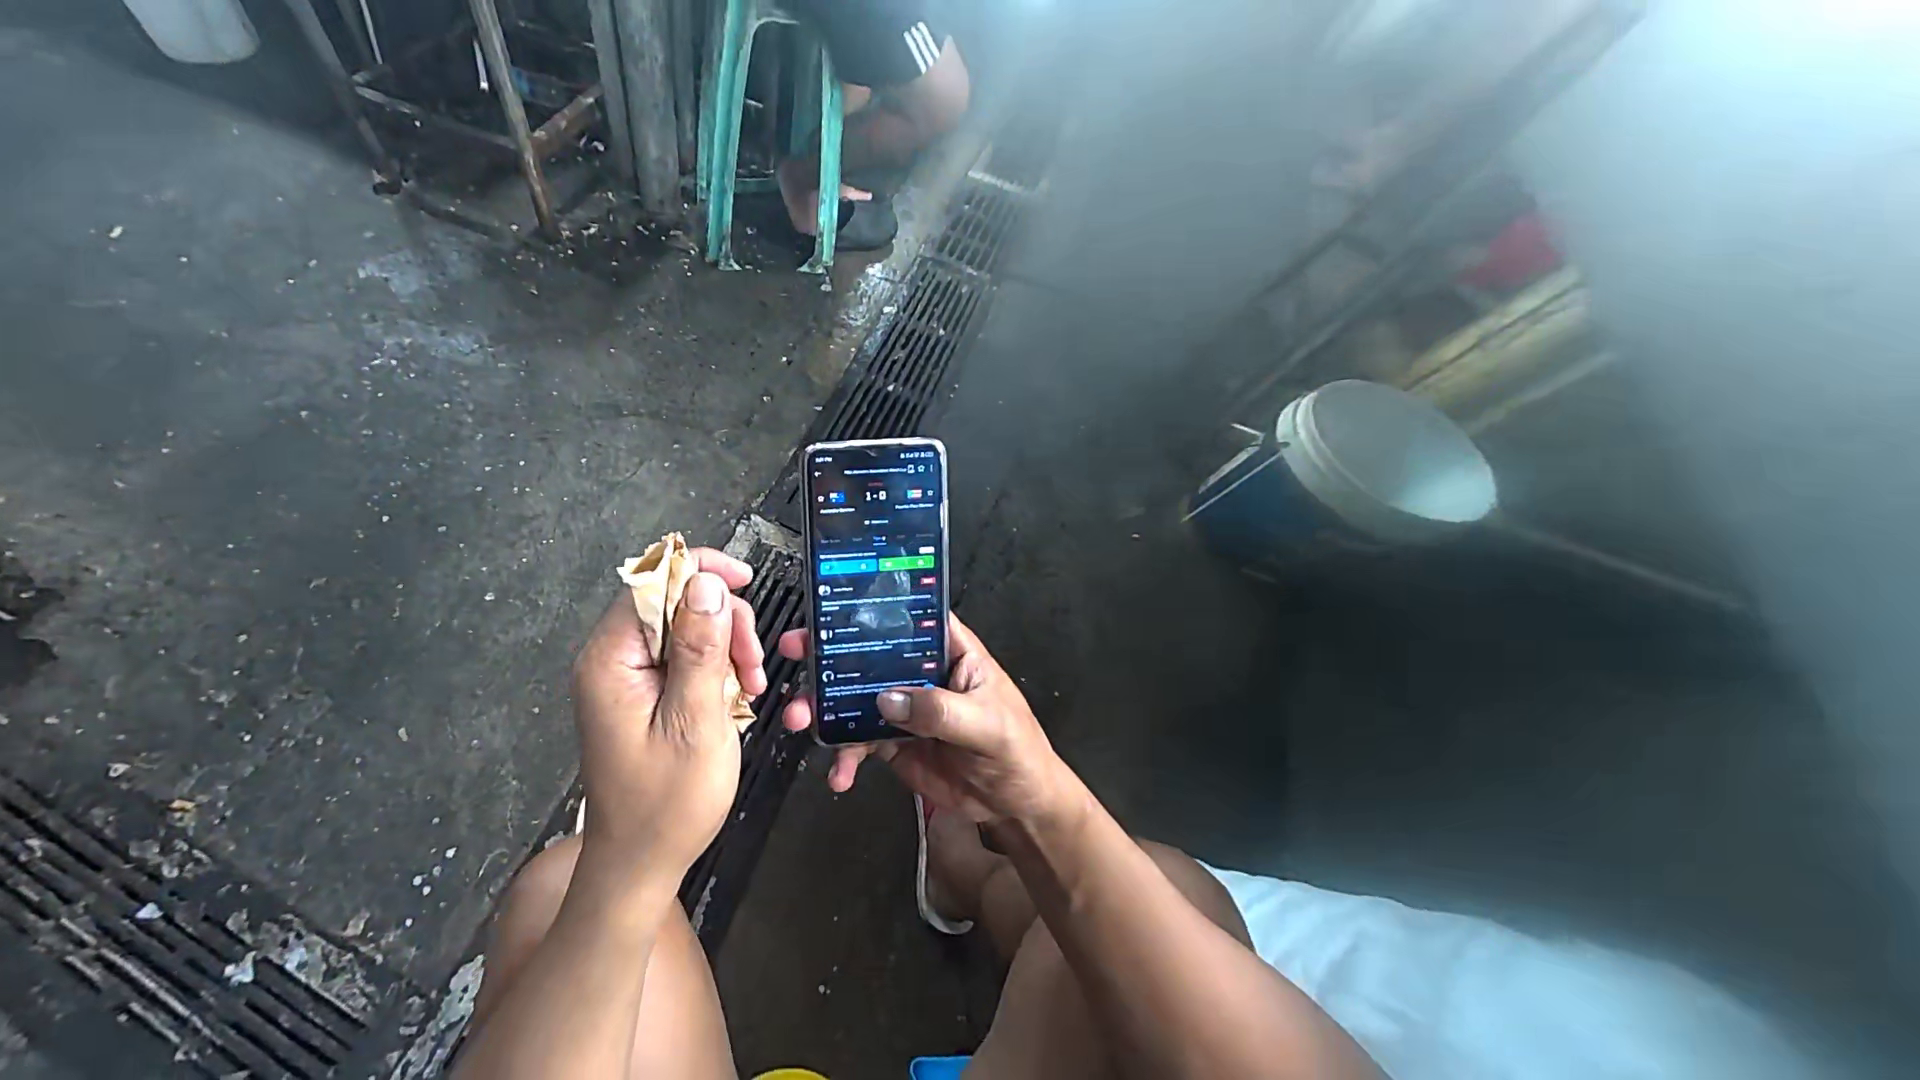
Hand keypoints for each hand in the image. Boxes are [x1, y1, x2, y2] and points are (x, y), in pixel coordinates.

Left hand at [571, 548, 766, 885]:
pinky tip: (737, 693)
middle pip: (674, 602)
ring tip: (749, 686)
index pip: (651, 583)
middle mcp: (613, 660)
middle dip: (724, 621)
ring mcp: (629, 677)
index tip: (746, 582)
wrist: (643, 861)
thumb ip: (700, 649)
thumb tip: (705, 582)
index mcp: (611, 661)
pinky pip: (688, 656)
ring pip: (688, 627)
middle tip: (752, 666)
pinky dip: (719, 667)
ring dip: (728, 646)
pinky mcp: (645, 692)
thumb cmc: (668, 802)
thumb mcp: (695, 722)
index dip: (700, 571)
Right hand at [777, 615, 1075, 825]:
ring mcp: (904, 707)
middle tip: (797, 650)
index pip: (911, 616)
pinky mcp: (893, 741)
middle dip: (830, 653)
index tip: (835, 604)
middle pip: (870, 653)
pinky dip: (843, 757)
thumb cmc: (1017, 751)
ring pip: (854, 697)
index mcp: (950, 652)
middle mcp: (921, 673)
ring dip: (823, 708)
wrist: (1014, 805)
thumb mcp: (988, 725)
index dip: (875, 607)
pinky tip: (840, 773)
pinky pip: (858, 741)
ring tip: (801, 721)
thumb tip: (890, 700)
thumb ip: (940, 710)